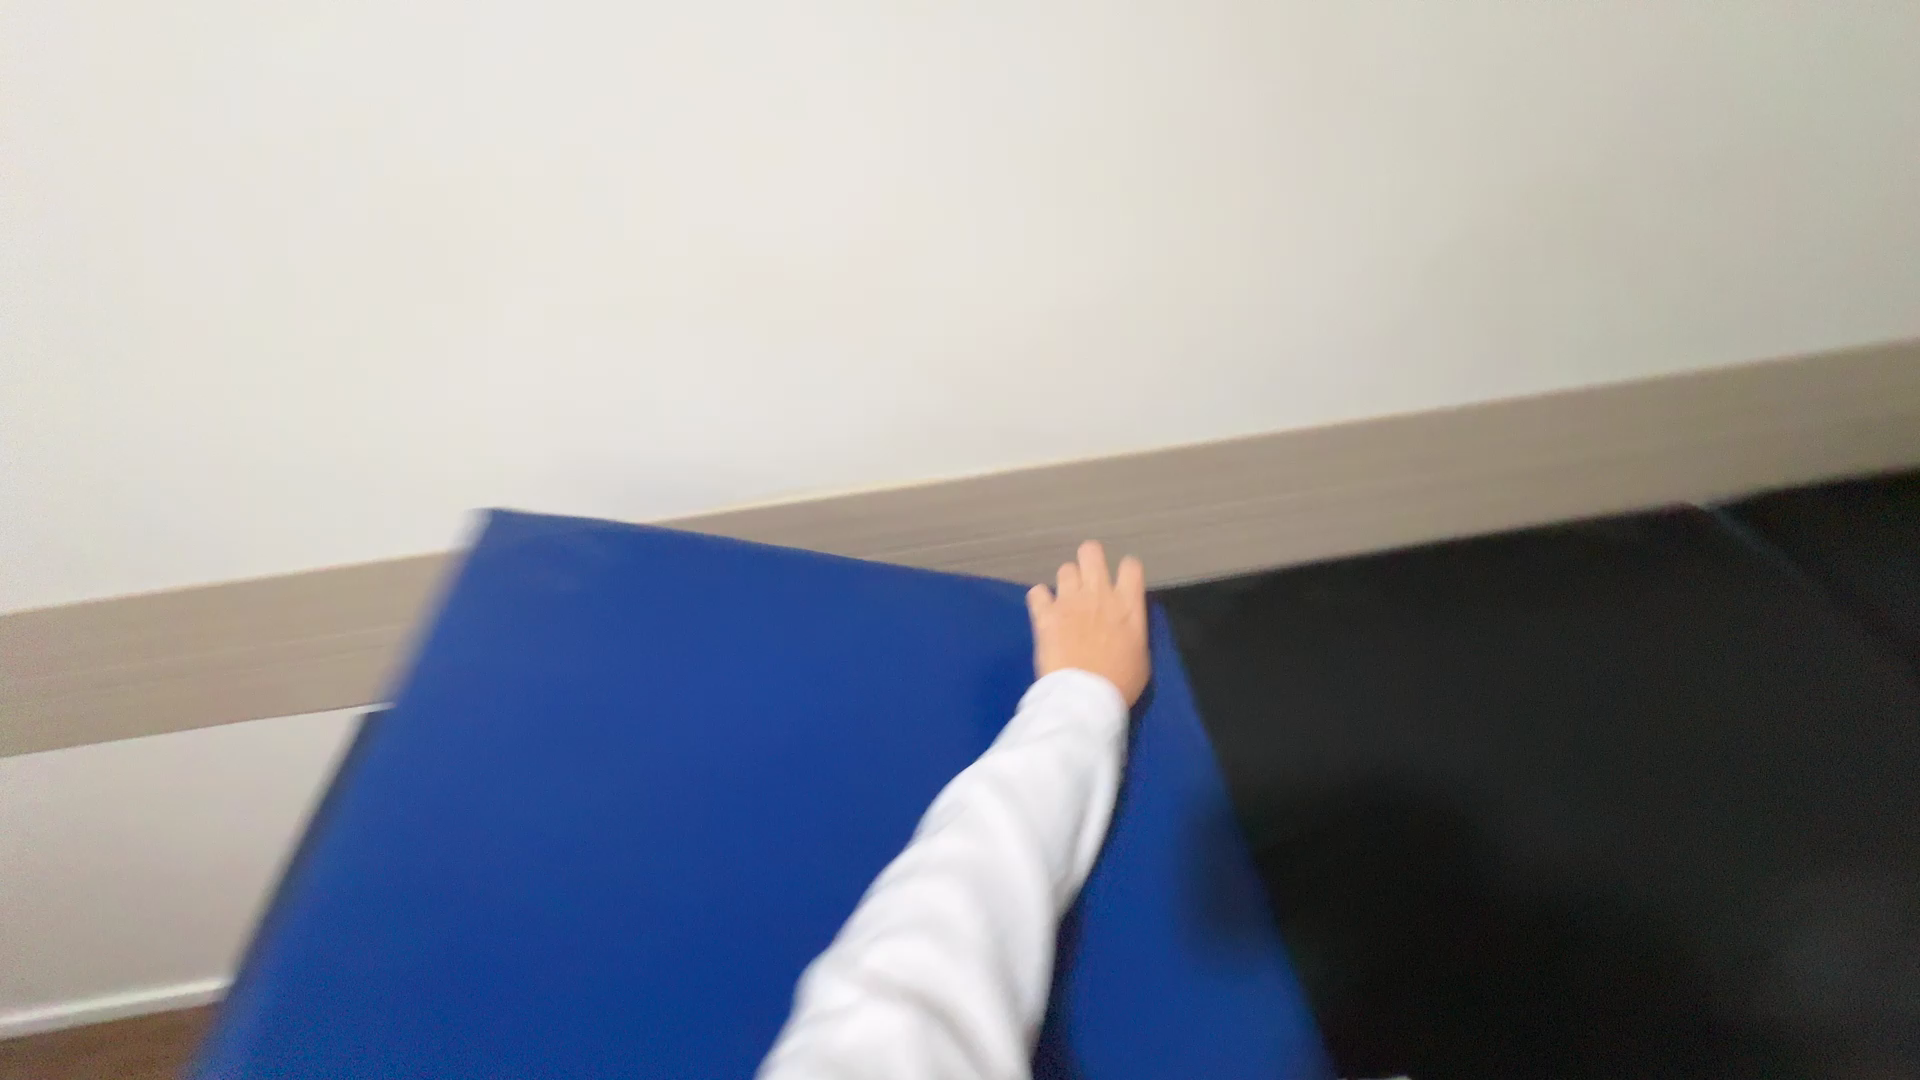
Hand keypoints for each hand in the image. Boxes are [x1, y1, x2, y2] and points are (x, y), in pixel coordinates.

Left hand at [1026, 541, 1149, 704]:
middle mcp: (1099, 594)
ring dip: (1066, 582)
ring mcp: (1069, 602)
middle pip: (1091, 553)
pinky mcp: (1045, 614)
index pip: (1131, 566)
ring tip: (1066, 600)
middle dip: (1089, 559)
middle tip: (1088, 576)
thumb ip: (1132, 629)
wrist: (1085, 697)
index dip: (1126, 570)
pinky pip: (1037, 592)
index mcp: (1128, 605)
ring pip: (1065, 569)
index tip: (1122, 581)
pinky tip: (1044, 611)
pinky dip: (1040, 600)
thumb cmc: (1119, 682)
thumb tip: (1125, 624)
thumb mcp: (1140, 655)